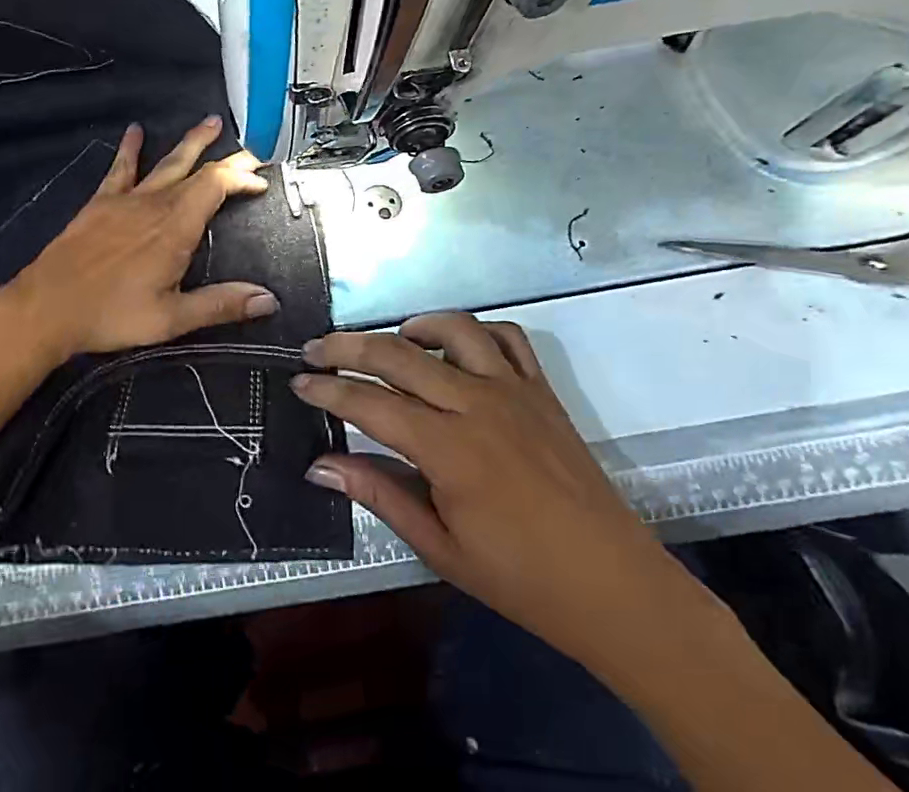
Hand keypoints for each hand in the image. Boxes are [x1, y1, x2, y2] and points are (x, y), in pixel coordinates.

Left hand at [3, 117, 276, 358]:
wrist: (46, 307)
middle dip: (227, 159)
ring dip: (190, 143)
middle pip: (197, 171)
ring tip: (208, 123)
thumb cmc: (111, 314)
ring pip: (165, 163)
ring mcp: (125, 200)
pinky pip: (120, 169)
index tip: (261, 180)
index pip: (216, 186)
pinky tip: (135, 131)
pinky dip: (131, 149)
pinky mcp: (100, 203)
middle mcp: (154, 205)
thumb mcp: (172, 318)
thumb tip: (268, 300)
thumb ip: (221, 304)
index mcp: (175, 228)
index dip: (241, 178)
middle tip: (250, 150)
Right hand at [292, 313, 696, 661]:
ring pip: (455, 330)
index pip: (370, 404)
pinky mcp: (543, 391)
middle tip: (315, 348)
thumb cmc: (518, 577)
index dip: (327, 390)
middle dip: (348, 347)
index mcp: (447, 448)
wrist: (610, 582)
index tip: (298, 383)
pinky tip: (457, 348)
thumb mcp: (438, 546)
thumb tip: (320, 466)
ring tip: (388, 342)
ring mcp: (515, 390)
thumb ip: (379, 494)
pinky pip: (508, 339)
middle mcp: (477, 404)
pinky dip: (476, 331)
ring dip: (413, 326)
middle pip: (399, 355)